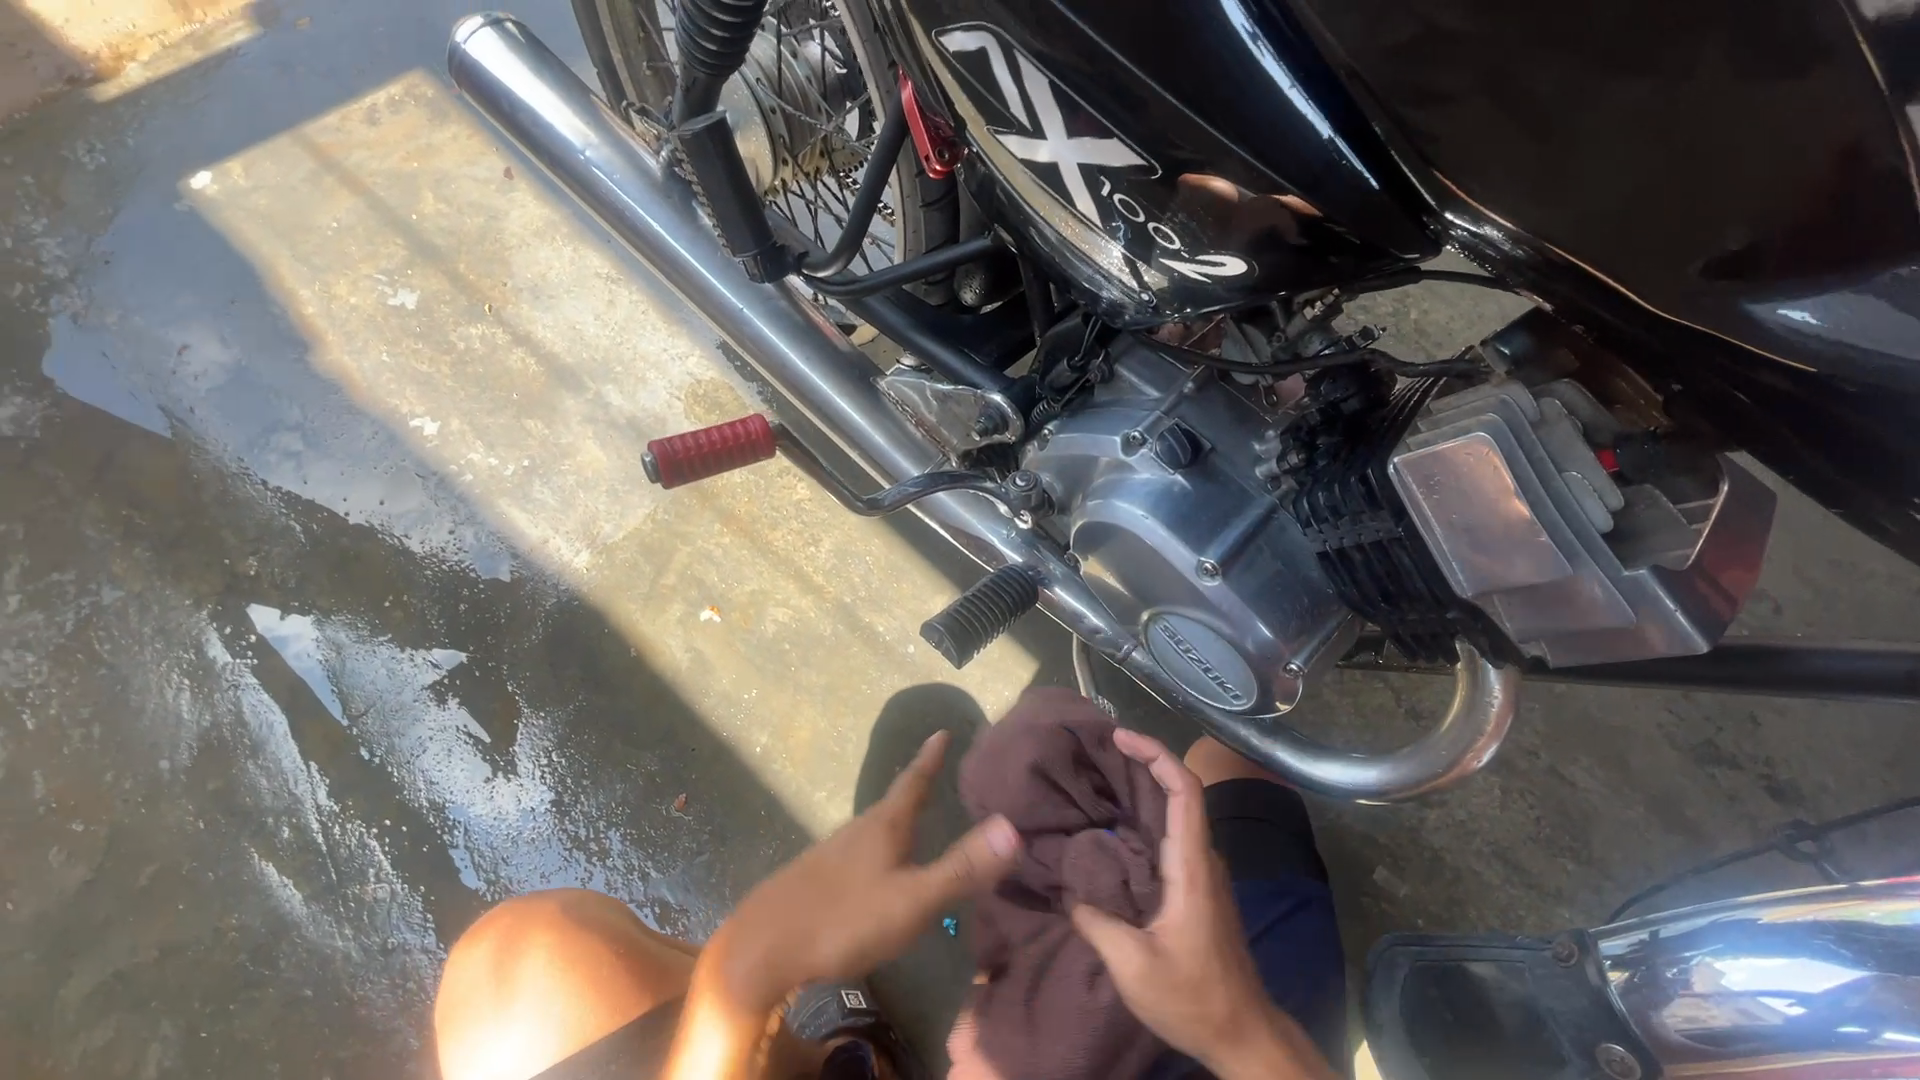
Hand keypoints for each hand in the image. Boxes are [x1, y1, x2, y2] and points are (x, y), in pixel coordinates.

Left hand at [711, 730, 1021, 1008]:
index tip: (940, 731)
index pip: (913, 782)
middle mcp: (858, 831)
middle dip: (915, 788)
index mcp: (884, 827)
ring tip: (913, 820)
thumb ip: (961, 869)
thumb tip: (1012, 827)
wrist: (762, 949)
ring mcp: (832, 855)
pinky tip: (877, 869)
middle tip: (935, 773)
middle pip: (893, 803)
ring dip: (896, 820)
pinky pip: (858, 852)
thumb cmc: (844, 919)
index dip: (929, 758)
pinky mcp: (817, 880)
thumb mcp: (913, 900)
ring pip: (873, 828)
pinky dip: (878, 849)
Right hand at [1069, 730, 1332, 1079]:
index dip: (1156, 755)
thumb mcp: (1133, 966)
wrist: (1243, 1034)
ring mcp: (1202, 876)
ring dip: (1142, 791)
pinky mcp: (1196, 891)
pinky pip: (1170, 839)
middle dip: (1143, 763)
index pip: (1185, 791)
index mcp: (1192, 867)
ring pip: (1175, 816)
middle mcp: (1202, 861)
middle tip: (1098, 753)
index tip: (1120, 738)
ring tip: (1097, 781)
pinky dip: (1143, 821)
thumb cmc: (1193, 999)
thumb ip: (1097, 923)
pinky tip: (1110, 831)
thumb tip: (1068, 893)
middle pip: (1180, 793)